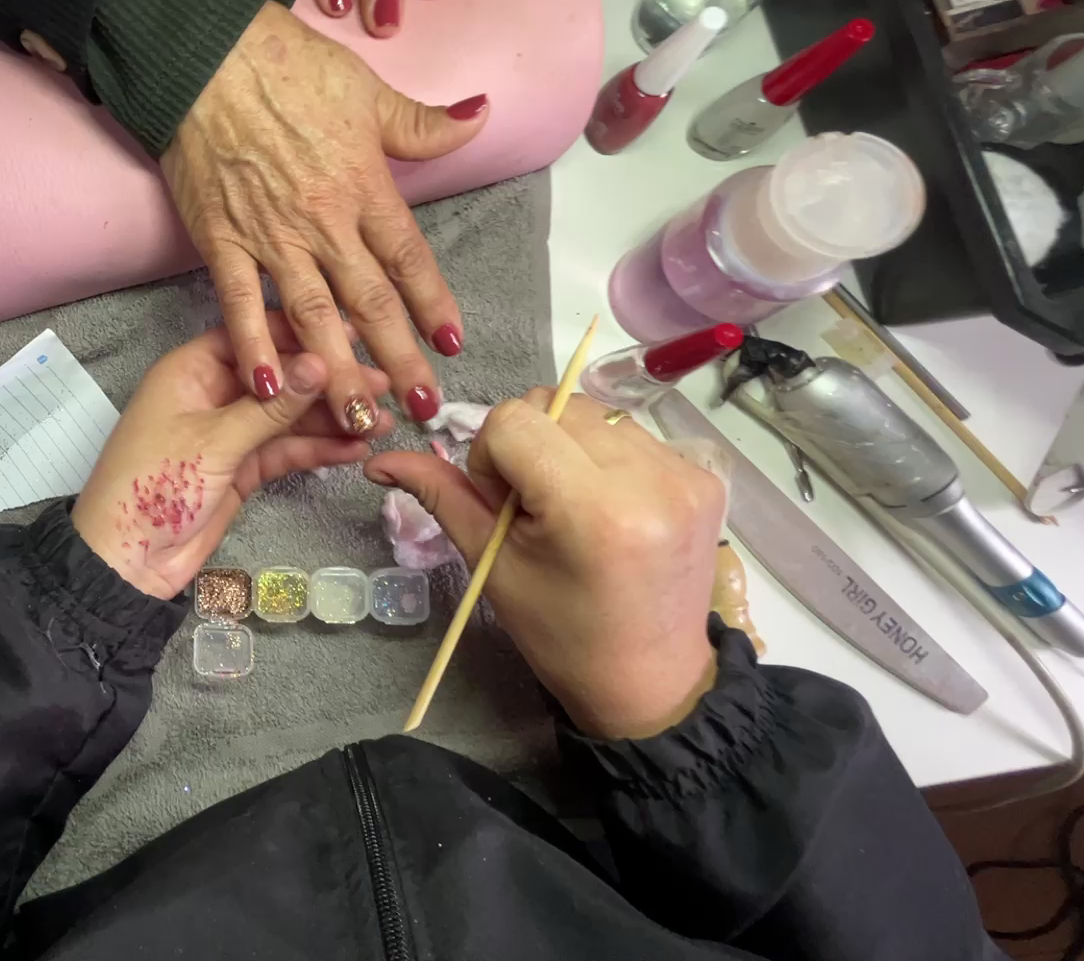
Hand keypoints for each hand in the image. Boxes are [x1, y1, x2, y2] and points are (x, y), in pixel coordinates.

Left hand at [73, 314, 391, 598]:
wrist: (127, 561)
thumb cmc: (155, 484)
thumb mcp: (215, 440)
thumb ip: (272, 406)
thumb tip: (322, 362)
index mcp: (191, 369)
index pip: (253, 337)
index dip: (301, 335)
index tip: (353, 334)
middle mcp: (212, 393)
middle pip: (277, 378)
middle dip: (326, 383)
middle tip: (382, 384)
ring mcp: (229, 433)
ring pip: (286, 418)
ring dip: (329, 420)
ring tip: (382, 421)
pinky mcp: (241, 468)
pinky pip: (283, 451)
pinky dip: (315, 451)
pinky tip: (355, 449)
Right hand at [162, 1, 486, 437]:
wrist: (205, 57)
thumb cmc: (286, 67)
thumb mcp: (366, 88)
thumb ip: (421, 123)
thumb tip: (480, 119)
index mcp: (364, 186)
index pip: (409, 259)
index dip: (433, 305)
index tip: (452, 345)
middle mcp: (325, 223)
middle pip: (370, 302)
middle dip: (398, 358)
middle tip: (421, 407)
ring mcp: (272, 238)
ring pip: (315, 317)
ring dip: (339, 372)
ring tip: (359, 420)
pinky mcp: (223, 243)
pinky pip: (242, 305)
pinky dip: (255, 347)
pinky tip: (269, 388)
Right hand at [364, 391, 726, 738]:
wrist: (651, 680)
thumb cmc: (558, 631)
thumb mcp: (490, 563)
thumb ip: (440, 495)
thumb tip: (380, 460)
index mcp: (592, 509)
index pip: (513, 420)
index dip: (491, 457)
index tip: (504, 505)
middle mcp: (649, 478)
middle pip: (552, 404)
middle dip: (525, 444)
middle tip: (533, 504)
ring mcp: (684, 473)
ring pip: (589, 410)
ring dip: (562, 445)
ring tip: (570, 504)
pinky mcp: (704, 475)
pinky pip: (627, 431)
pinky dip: (599, 455)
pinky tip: (604, 505)